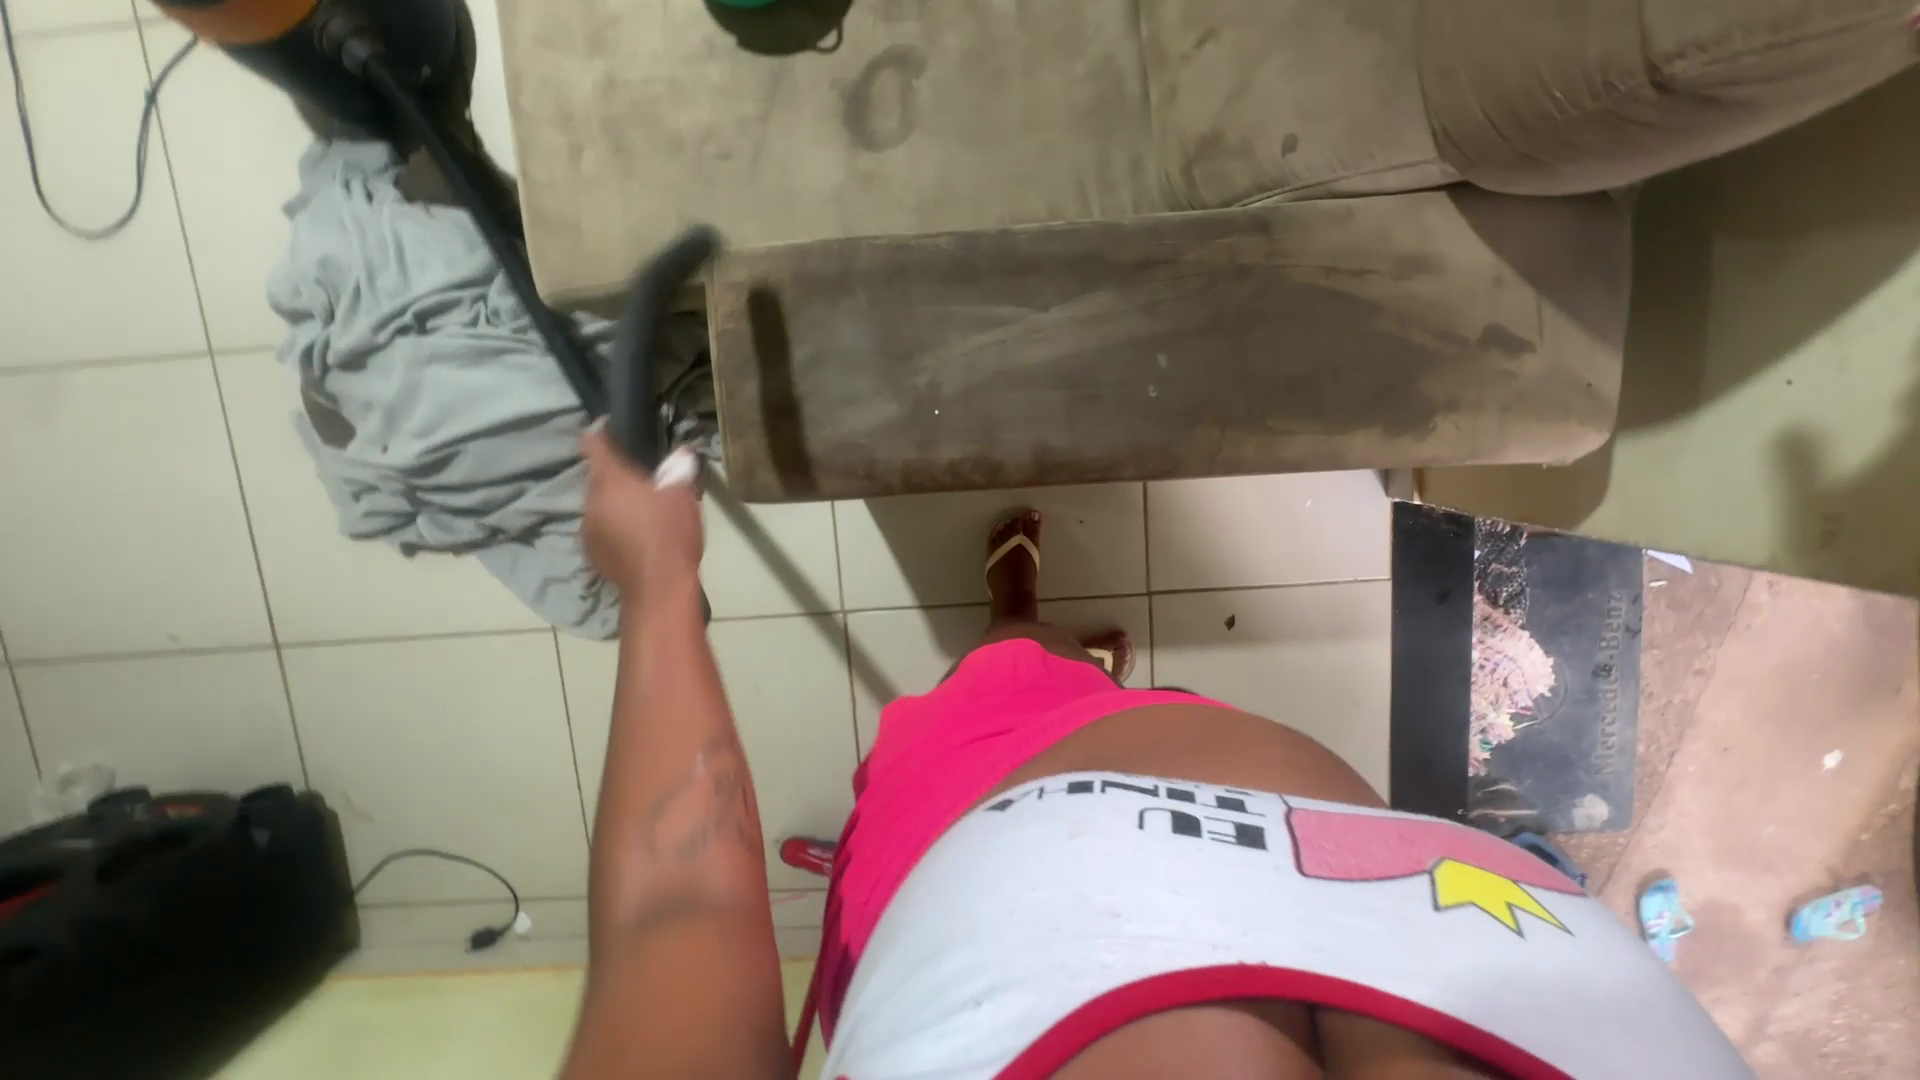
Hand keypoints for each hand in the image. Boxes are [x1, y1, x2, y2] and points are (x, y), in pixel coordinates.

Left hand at [580, 430, 703, 600]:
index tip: (606, 426)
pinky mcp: (592, 554)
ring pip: (600, 507)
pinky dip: (616, 529)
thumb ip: (680, 469)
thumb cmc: (670, 534)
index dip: (599, 432)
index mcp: (610, 480)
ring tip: (641, 513)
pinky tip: (636, 539)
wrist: (658, 588)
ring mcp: (588, 530)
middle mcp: (591, 501)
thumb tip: (680, 454)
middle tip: (644, 481)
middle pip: (599, 479)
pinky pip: (603, 531)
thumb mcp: (683, 495)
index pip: (594, 445)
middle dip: (617, 477)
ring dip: (616, 506)